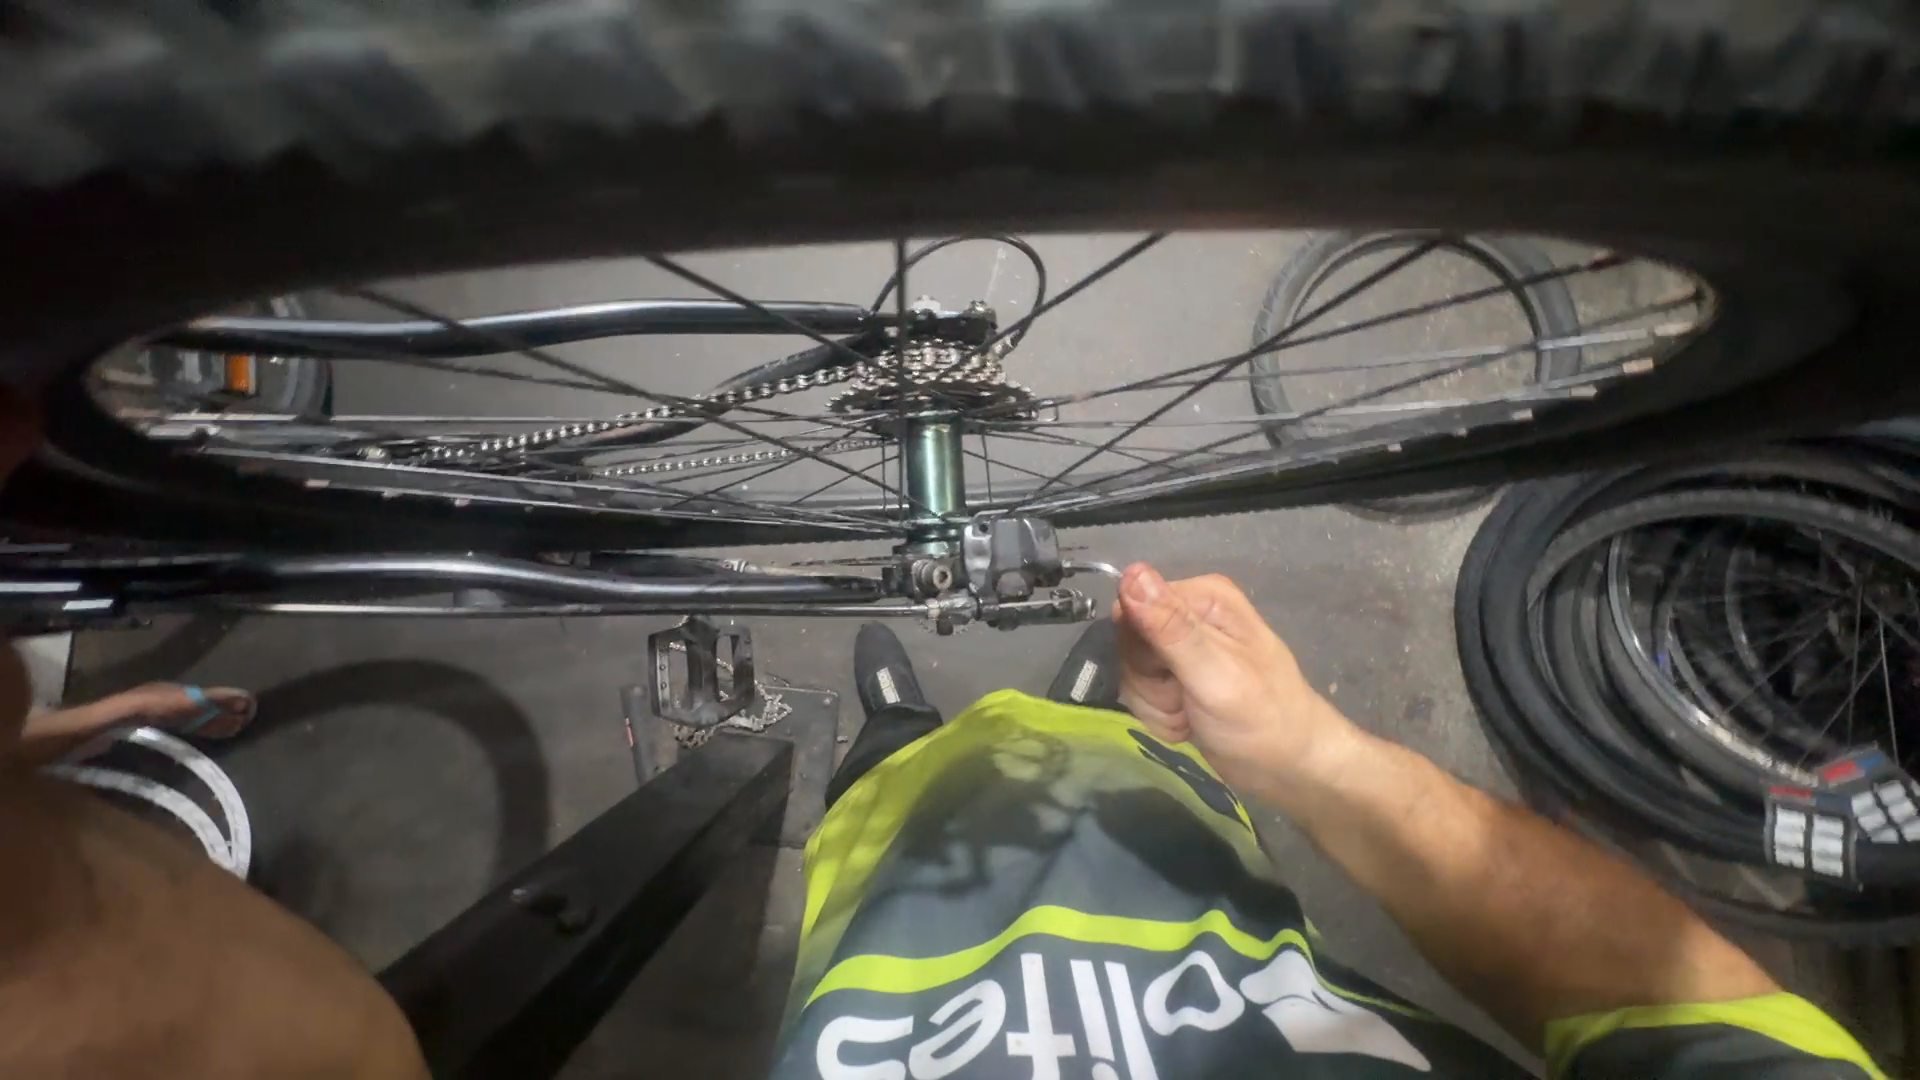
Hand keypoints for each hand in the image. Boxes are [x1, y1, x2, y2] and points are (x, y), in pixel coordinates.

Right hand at [1114, 563, 1363, 795]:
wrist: (1289, 767)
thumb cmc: (1263, 719)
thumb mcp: (1215, 674)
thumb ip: (1171, 627)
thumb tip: (1131, 572)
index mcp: (1203, 598)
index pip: (1130, 609)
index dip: (1140, 650)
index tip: (1168, 675)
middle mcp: (1188, 614)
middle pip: (1128, 642)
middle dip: (1149, 681)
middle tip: (1185, 699)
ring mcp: (1178, 647)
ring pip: (1130, 671)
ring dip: (1154, 703)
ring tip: (1190, 714)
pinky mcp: (1173, 676)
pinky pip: (1138, 692)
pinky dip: (1158, 715)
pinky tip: (1187, 722)